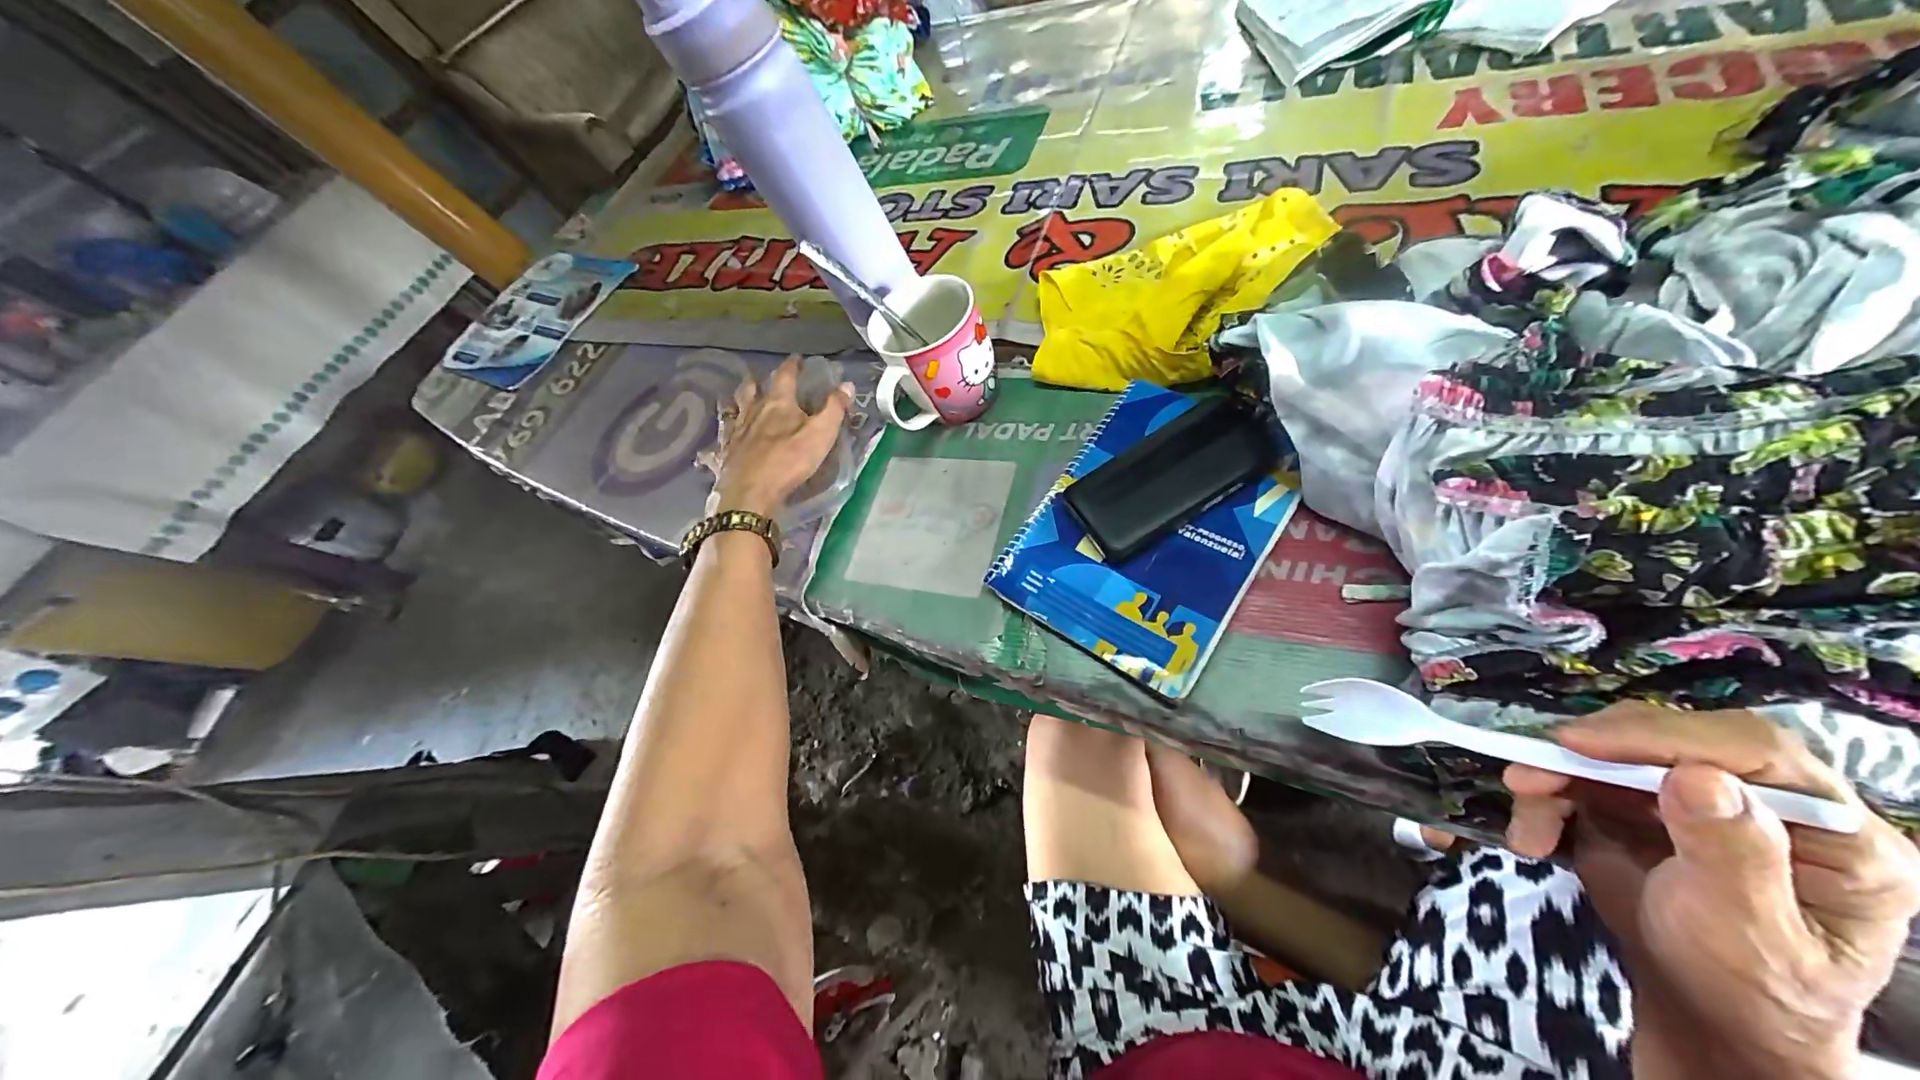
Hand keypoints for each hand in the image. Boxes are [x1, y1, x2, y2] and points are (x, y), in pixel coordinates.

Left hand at [709, 356, 852, 518]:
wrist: (751, 491)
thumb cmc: (789, 461)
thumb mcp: (821, 435)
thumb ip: (834, 409)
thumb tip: (847, 385)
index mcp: (778, 403)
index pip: (785, 376)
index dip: (792, 366)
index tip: (797, 359)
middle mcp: (753, 410)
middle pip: (752, 388)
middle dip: (758, 380)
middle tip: (761, 377)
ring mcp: (736, 430)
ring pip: (735, 407)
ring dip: (739, 399)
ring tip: (740, 397)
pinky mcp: (727, 450)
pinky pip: (725, 432)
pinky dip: (726, 427)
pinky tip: (727, 432)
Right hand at [1504, 703, 1919, 1078]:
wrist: (1703, 1015)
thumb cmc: (1749, 987)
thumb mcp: (1749, 933)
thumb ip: (1734, 856)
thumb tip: (1699, 777)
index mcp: (1835, 831)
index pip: (1754, 751)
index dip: (1664, 737)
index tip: (1582, 744)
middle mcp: (1767, 800)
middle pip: (1672, 741)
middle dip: (1593, 753)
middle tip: (1531, 775)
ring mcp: (1696, 799)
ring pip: (1614, 755)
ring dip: (1556, 778)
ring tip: (1526, 824)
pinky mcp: (1640, 805)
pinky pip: (1582, 780)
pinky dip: (1545, 801)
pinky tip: (1532, 838)